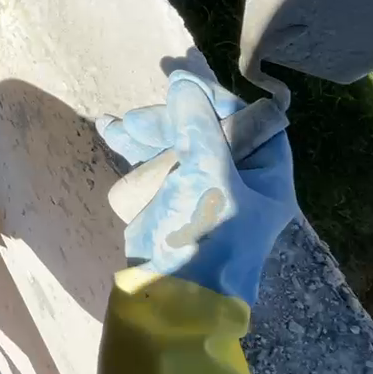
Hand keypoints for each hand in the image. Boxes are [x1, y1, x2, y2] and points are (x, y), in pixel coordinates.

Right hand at [96, 71, 296, 304]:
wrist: (171, 291)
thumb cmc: (203, 234)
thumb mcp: (208, 176)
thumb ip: (198, 126)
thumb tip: (184, 82)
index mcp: (264, 175)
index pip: (247, 120)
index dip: (213, 99)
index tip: (178, 86)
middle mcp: (236, 176)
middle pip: (203, 126)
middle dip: (167, 120)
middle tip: (136, 122)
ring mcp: (200, 185)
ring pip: (173, 139)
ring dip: (143, 129)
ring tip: (116, 127)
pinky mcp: (169, 193)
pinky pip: (151, 157)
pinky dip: (131, 143)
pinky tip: (108, 130)